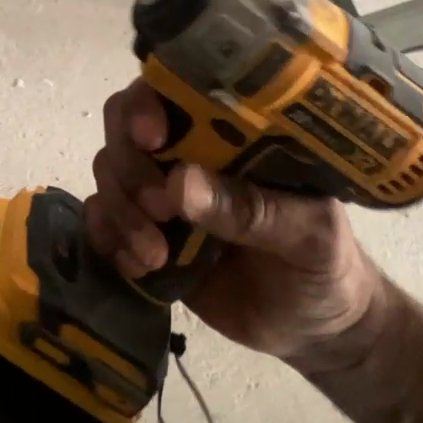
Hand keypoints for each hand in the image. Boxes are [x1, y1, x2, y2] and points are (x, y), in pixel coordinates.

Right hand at [84, 81, 387, 368]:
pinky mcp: (139, 232)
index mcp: (228, 133)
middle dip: (129, 165)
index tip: (152, 137)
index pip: (172, 92)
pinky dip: (108, 238)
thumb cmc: (322, 264)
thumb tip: (179, 184)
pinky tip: (139, 266)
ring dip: (121, 209)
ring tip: (155, 255)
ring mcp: (157, 190)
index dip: (148, 104)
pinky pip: (99, 218)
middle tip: (159, 209)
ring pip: (108, 170)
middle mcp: (184, 150)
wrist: (313, 330)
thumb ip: (250, 210)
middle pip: (122, 125)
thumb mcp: (307, 235)